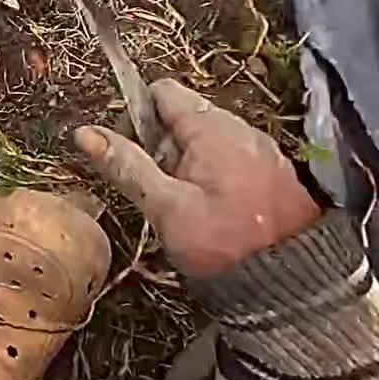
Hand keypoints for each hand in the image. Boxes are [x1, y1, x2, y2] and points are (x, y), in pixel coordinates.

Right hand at [74, 79, 321, 276]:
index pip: (162, 91)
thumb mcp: (165, 208)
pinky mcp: (274, 171)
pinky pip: (230, 156)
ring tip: (183, 205)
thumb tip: (84, 132)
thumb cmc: (222, 245)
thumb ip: (126, 166)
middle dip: (161, 144)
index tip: (131, 153)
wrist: (294, 289)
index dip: (137, 115)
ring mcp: (261, 148)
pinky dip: (212, 172)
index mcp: (211, 127)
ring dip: (185, 161)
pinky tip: (212, 209)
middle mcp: (240, 127)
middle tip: (157, 189)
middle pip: (184, 115)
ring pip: (206, 138)